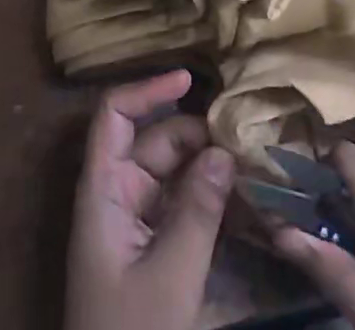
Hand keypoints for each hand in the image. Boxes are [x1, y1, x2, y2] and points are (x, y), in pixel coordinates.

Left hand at [65, 71, 235, 329]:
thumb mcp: (169, 276)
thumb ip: (198, 211)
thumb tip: (223, 151)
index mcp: (103, 189)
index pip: (115, 116)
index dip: (147, 90)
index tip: (190, 78)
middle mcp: (117, 193)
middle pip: (154, 141)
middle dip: (195, 134)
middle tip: (244, 139)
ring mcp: (135, 218)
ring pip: (172, 172)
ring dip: (207, 165)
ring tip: (252, 162)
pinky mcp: (153, 244)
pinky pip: (181, 203)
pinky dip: (208, 195)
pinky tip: (243, 196)